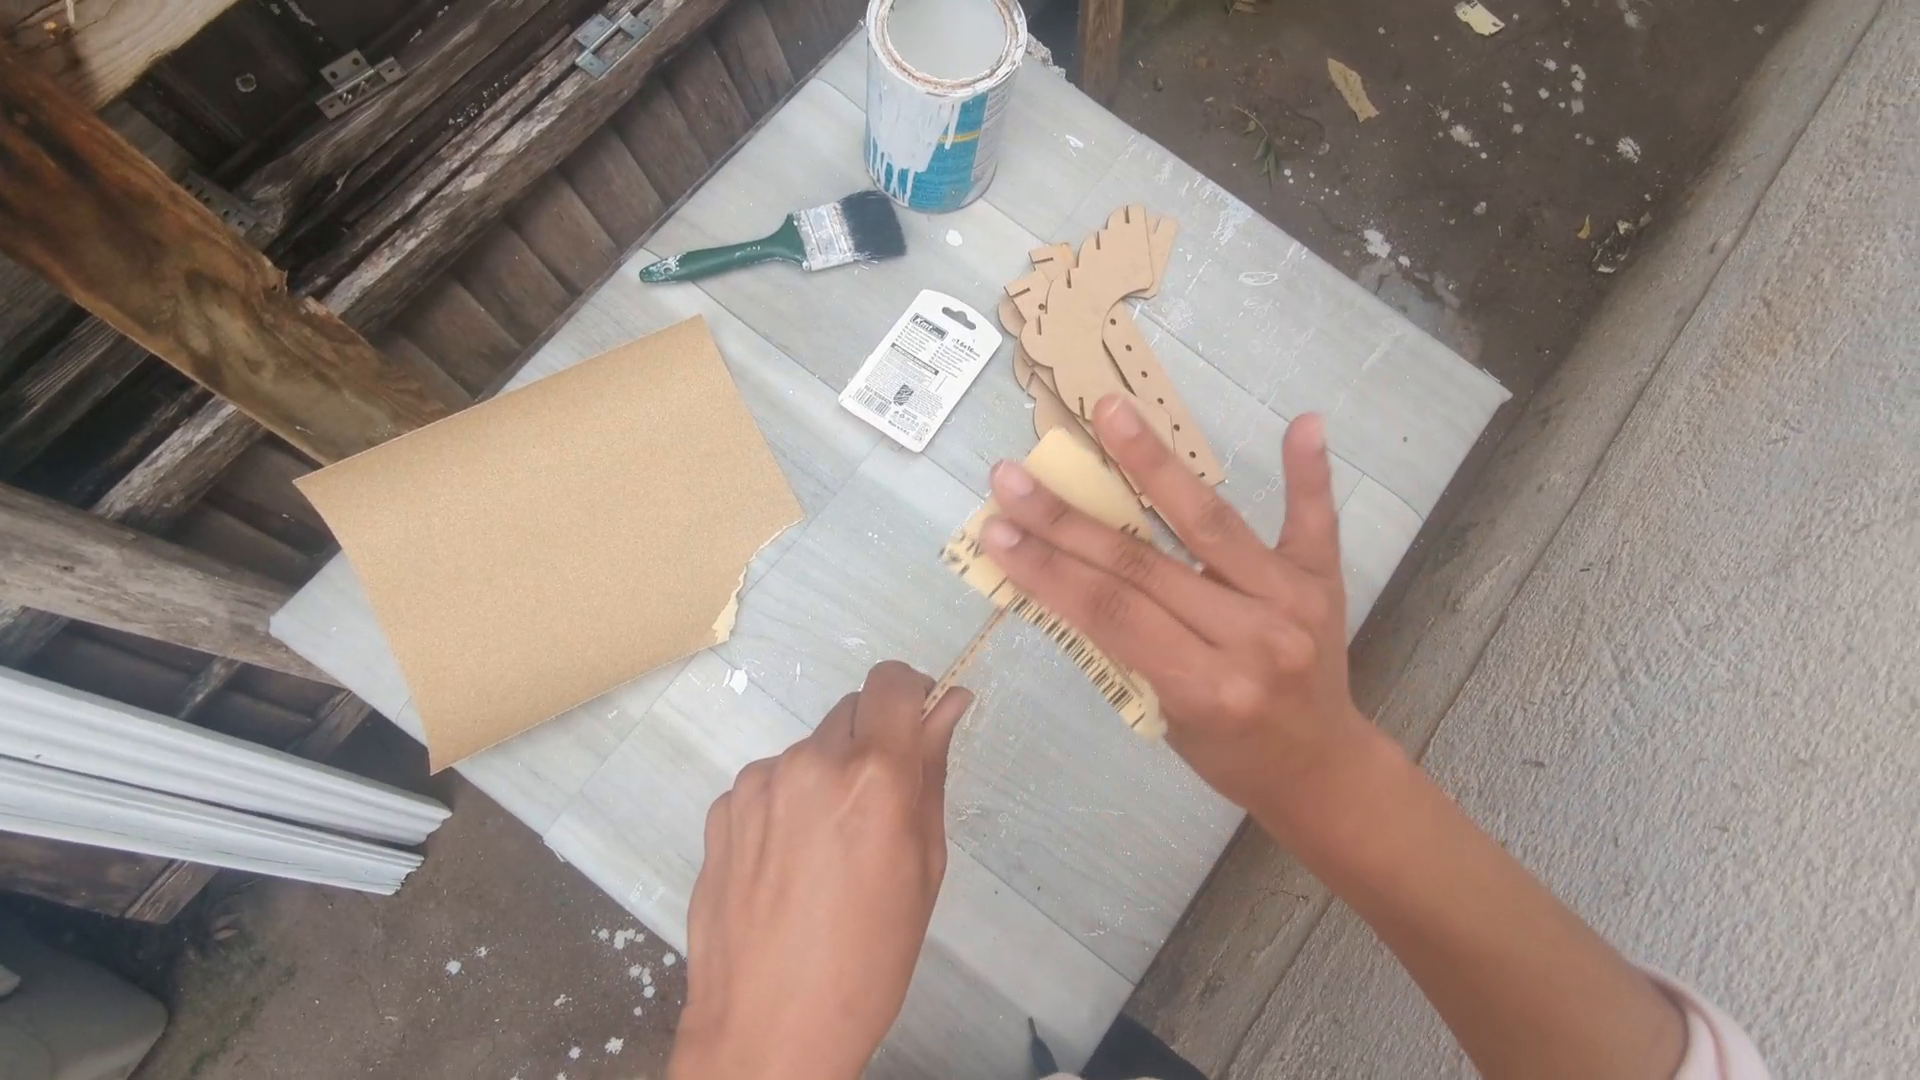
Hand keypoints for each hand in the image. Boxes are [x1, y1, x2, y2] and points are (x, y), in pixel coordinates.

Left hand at [669, 662, 972, 1079]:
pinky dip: (788, 802)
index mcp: (873, 775)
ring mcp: (757, 783)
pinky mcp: (722, 809)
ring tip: (827, 849)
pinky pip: (771, 782)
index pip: (891, 680)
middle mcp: (810, 761)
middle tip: (878, 806)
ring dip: (828, 775)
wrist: (766, 1032)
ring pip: (811, 748)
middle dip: (873, 741)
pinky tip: (788, 863)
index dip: (911, 692)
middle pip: (852, 710)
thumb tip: (949, 704)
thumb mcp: (923, 865)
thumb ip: (932, 771)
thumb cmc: (869, 959)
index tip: (917, 723)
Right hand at [980, 396, 1372, 834]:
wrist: (1321, 771)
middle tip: (1013, 476)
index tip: (995, 531)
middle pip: (1143, 566)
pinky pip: (1315, 520)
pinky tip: (1301, 423)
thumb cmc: (1228, 754)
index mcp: (1205, 686)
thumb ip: (1123, 649)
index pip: (1111, 615)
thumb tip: (1064, 576)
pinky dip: (1308, 473)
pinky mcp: (1326, 582)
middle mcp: (1253, 639)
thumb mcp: (1164, 718)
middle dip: (1067, 520)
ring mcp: (1293, 604)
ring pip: (1210, 524)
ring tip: (1110, 412)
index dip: (1048, 572)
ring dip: (1152, 463)